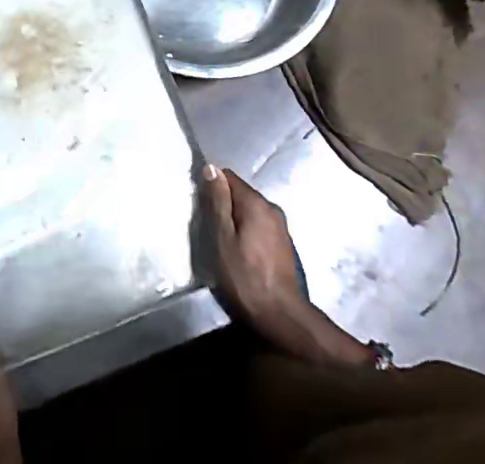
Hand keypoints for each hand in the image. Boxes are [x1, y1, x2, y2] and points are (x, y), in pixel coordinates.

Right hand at [203, 163, 307, 324]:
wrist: (281, 315)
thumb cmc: (245, 277)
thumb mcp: (223, 238)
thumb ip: (218, 202)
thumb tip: (212, 168)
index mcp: (257, 203)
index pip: (229, 177)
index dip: (212, 186)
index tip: (201, 206)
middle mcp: (272, 208)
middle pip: (241, 194)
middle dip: (224, 204)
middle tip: (209, 228)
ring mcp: (281, 226)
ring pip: (251, 211)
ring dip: (235, 220)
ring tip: (222, 243)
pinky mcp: (283, 244)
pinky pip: (260, 226)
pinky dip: (247, 231)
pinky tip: (240, 252)